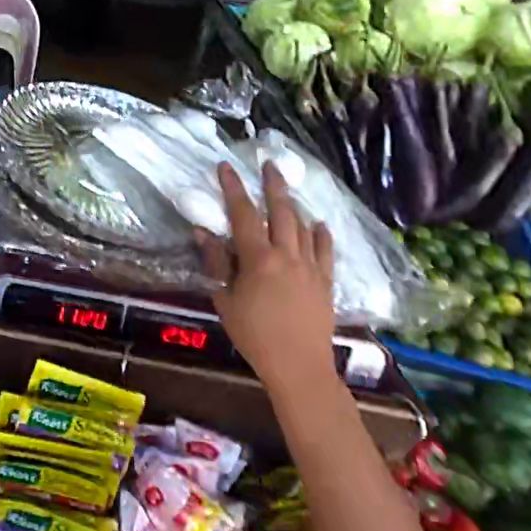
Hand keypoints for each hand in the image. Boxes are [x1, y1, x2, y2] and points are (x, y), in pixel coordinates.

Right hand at [197, 162, 336, 387]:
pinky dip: (322, 233)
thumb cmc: (254, 336)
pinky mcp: (326, 280)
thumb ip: (217, 264)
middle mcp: (287, 254)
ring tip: (288, 190)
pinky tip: (319, 224)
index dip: (233, 188)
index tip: (226, 167)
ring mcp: (311, 266)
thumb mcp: (225, 301)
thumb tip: (204, 232)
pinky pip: (325, 249)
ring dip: (294, 205)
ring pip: (304, 226)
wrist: (298, 366)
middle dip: (273, 185)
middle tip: (269, 164)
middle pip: (281, 211)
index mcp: (259, 259)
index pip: (243, 214)